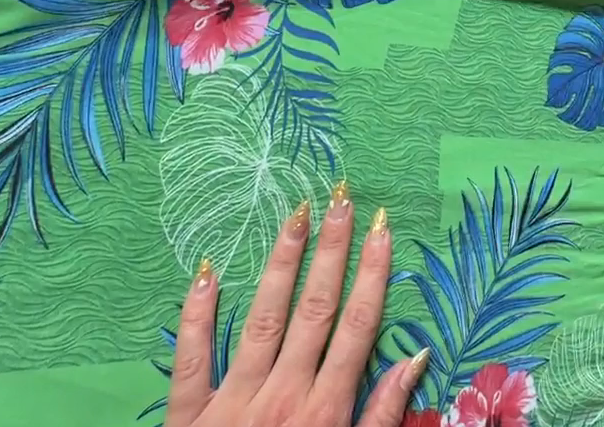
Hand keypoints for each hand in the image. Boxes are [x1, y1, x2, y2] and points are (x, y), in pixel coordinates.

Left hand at [168, 188, 425, 426]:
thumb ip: (382, 415)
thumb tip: (416, 356)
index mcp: (324, 410)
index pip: (357, 326)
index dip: (372, 273)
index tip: (381, 227)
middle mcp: (282, 396)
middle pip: (315, 310)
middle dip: (331, 251)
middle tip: (343, 199)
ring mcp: (232, 404)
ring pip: (262, 319)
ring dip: (281, 263)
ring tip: (296, 214)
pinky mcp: (187, 418)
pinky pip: (191, 359)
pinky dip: (196, 316)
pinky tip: (205, 271)